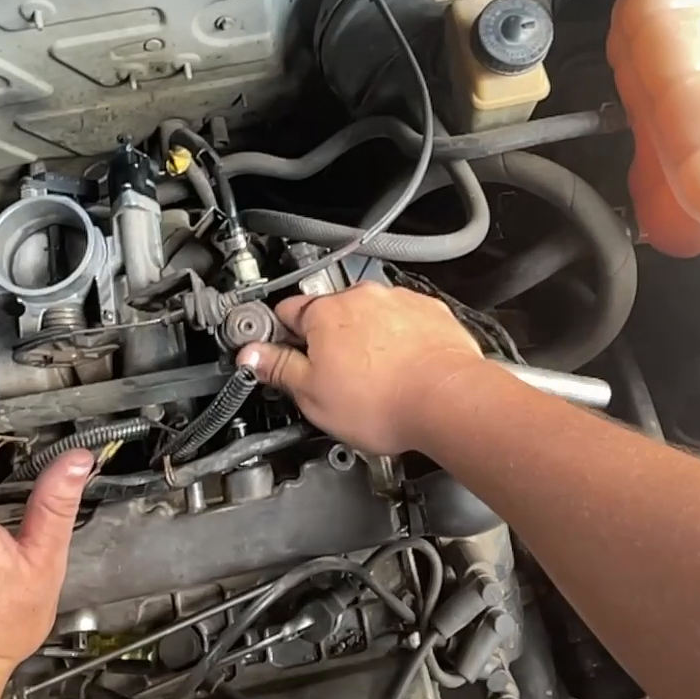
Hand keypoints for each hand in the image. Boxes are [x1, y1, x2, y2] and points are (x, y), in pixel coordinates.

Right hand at [237, 284, 484, 454]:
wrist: (448, 400)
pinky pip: (403, 321)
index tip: (281, 351)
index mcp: (324, 313)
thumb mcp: (314, 395)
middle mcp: (361, 297)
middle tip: (331, 375)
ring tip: (372, 378)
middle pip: (329, 314)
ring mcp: (397, 302)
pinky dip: (398, 339)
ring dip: (364, 338)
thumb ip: (279, 368)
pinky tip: (400, 368)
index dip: (280, 335)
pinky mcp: (428, 312)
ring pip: (368, 317)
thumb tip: (251, 355)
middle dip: (327, 340)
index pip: (286, 311)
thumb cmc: (385, 401)